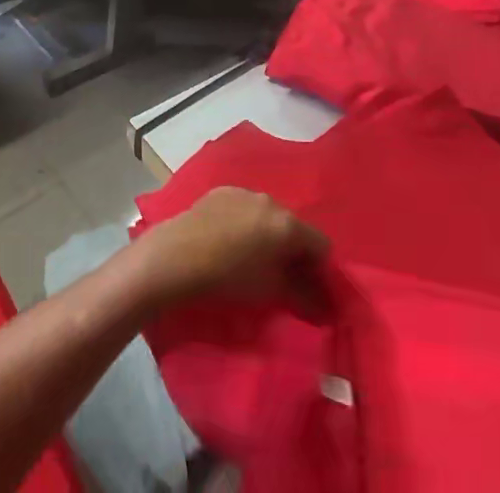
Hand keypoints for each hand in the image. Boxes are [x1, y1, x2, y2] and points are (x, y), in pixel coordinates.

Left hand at [131, 187, 327, 308]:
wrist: (176, 256)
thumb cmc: (228, 277)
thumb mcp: (271, 291)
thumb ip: (304, 296)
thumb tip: (323, 308)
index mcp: (288, 224)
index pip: (321, 245)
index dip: (319, 270)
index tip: (310, 289)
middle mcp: (270, 201)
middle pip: (294, 227)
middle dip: (293, 251)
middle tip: (282, 275)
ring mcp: (242, 192)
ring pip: (268, 215)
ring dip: (268, 234)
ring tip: (252, 257)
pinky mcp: (219, 191)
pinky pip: (243, 207)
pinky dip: (245, 222)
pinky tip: (228, 241)